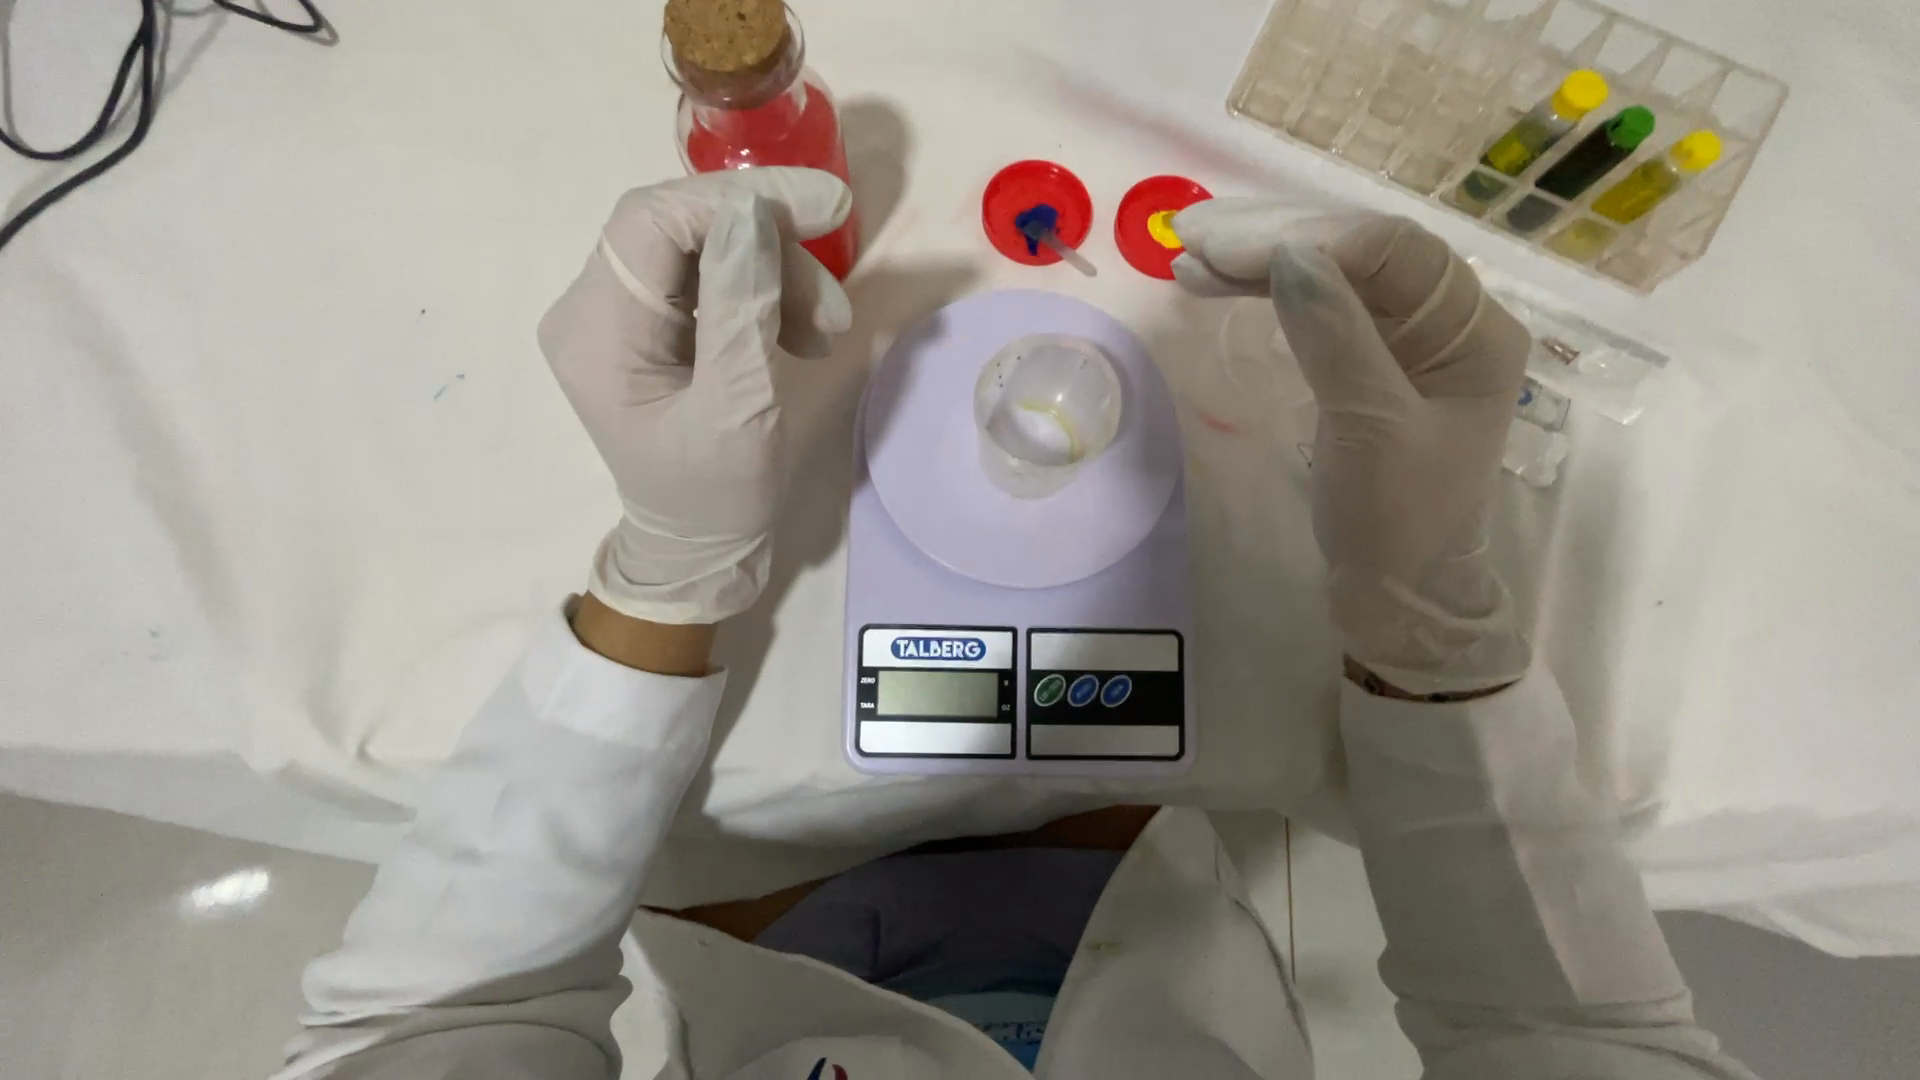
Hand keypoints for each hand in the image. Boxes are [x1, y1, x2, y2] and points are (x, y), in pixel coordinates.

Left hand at [538, 168, 852, 625]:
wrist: (701, 549)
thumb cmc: (715, 498)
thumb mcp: (738, 412)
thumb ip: (742, 310)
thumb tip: (753, 214)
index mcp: (597, 332)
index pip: (654, 221)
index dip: (741, 199)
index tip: (826, 210)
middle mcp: (596, 309)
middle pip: (684, 230)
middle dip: (770, 252)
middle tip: (833, 307)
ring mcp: (625, 317)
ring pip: (708, 251)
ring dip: (779, 279)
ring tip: (826, 332)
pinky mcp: (657, 328)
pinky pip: (714, 282)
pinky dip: (767, 297)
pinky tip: (800, 336)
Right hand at [1173, 207, 1531, 694]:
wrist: (1395, 590)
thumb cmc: (1396, 518)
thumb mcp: (1369, 428)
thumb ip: (1335, 337)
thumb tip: (1289, 257)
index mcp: (1471, 331)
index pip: (1390, 252)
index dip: (1308, 239)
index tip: (1226, 250)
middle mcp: (1441, 320)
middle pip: (1356, 252)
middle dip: (1274, 237)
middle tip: (1193, 233)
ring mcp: (1399, 341)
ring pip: (1329, 276)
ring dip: (1257, 262)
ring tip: (1187, 255)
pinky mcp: (1360, 362)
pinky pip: (1312, 311)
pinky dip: (1263, 296)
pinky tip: (1214, 285)